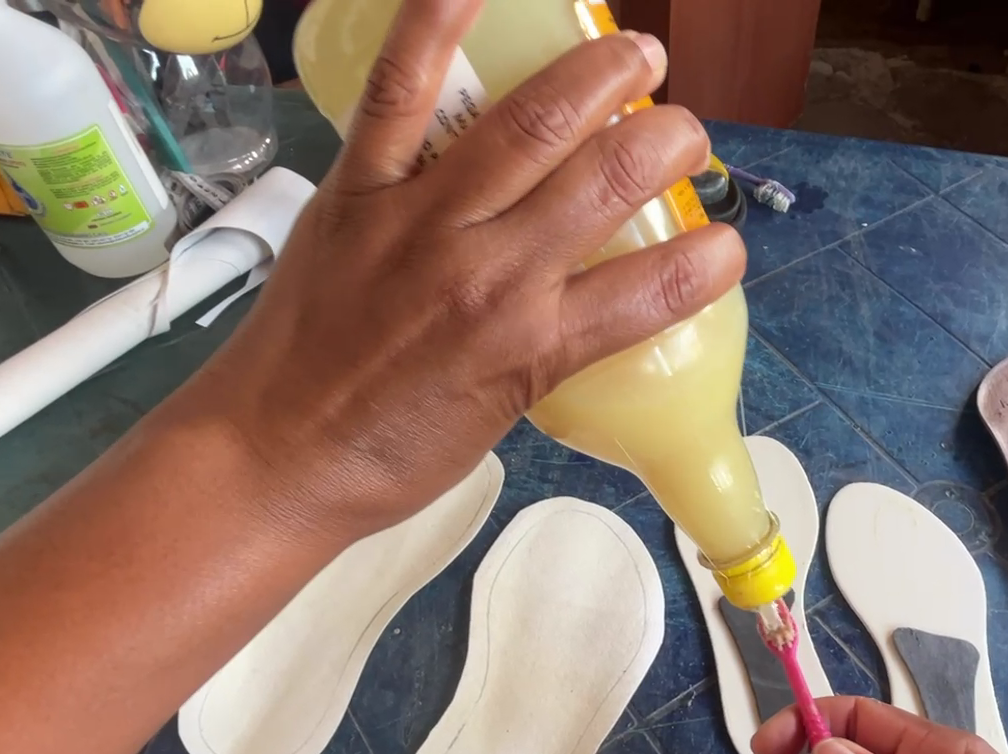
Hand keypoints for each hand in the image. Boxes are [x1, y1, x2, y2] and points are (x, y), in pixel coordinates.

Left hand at [177, 0, 743, 545]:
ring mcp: (419, 222)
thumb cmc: (394, 455)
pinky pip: (398, 96)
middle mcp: (489, 275)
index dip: (706, 265)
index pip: (648, 293)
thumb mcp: (501, 417)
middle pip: (602, 184)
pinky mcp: (356, 191)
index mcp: (532, 347)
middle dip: (666, 143)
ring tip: (638, 54)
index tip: (728, 247)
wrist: (279, 456)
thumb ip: (548, 350)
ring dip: (597, 77)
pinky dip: (433, 29)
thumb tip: (580, 303)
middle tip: (687, 133)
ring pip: (526, 126)